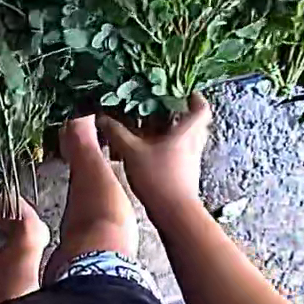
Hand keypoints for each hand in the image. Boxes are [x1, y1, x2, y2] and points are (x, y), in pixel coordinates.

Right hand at [99, 93, 210, 216]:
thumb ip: (116, 132)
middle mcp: (192, 144)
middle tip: (159, 106)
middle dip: (176, 113)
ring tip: (147, 126)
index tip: (182, 91)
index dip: (194, 97)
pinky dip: (163, 147)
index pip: (200, 108)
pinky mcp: (183, 172)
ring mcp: (189, 159)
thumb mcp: (132, 151)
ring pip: (183, 138)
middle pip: (191, 122)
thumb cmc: (158, 177)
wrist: (174, 212)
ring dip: (168, 131)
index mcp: (186, 132)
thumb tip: (102, 117)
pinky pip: (176, 152)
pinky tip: (145, 149)